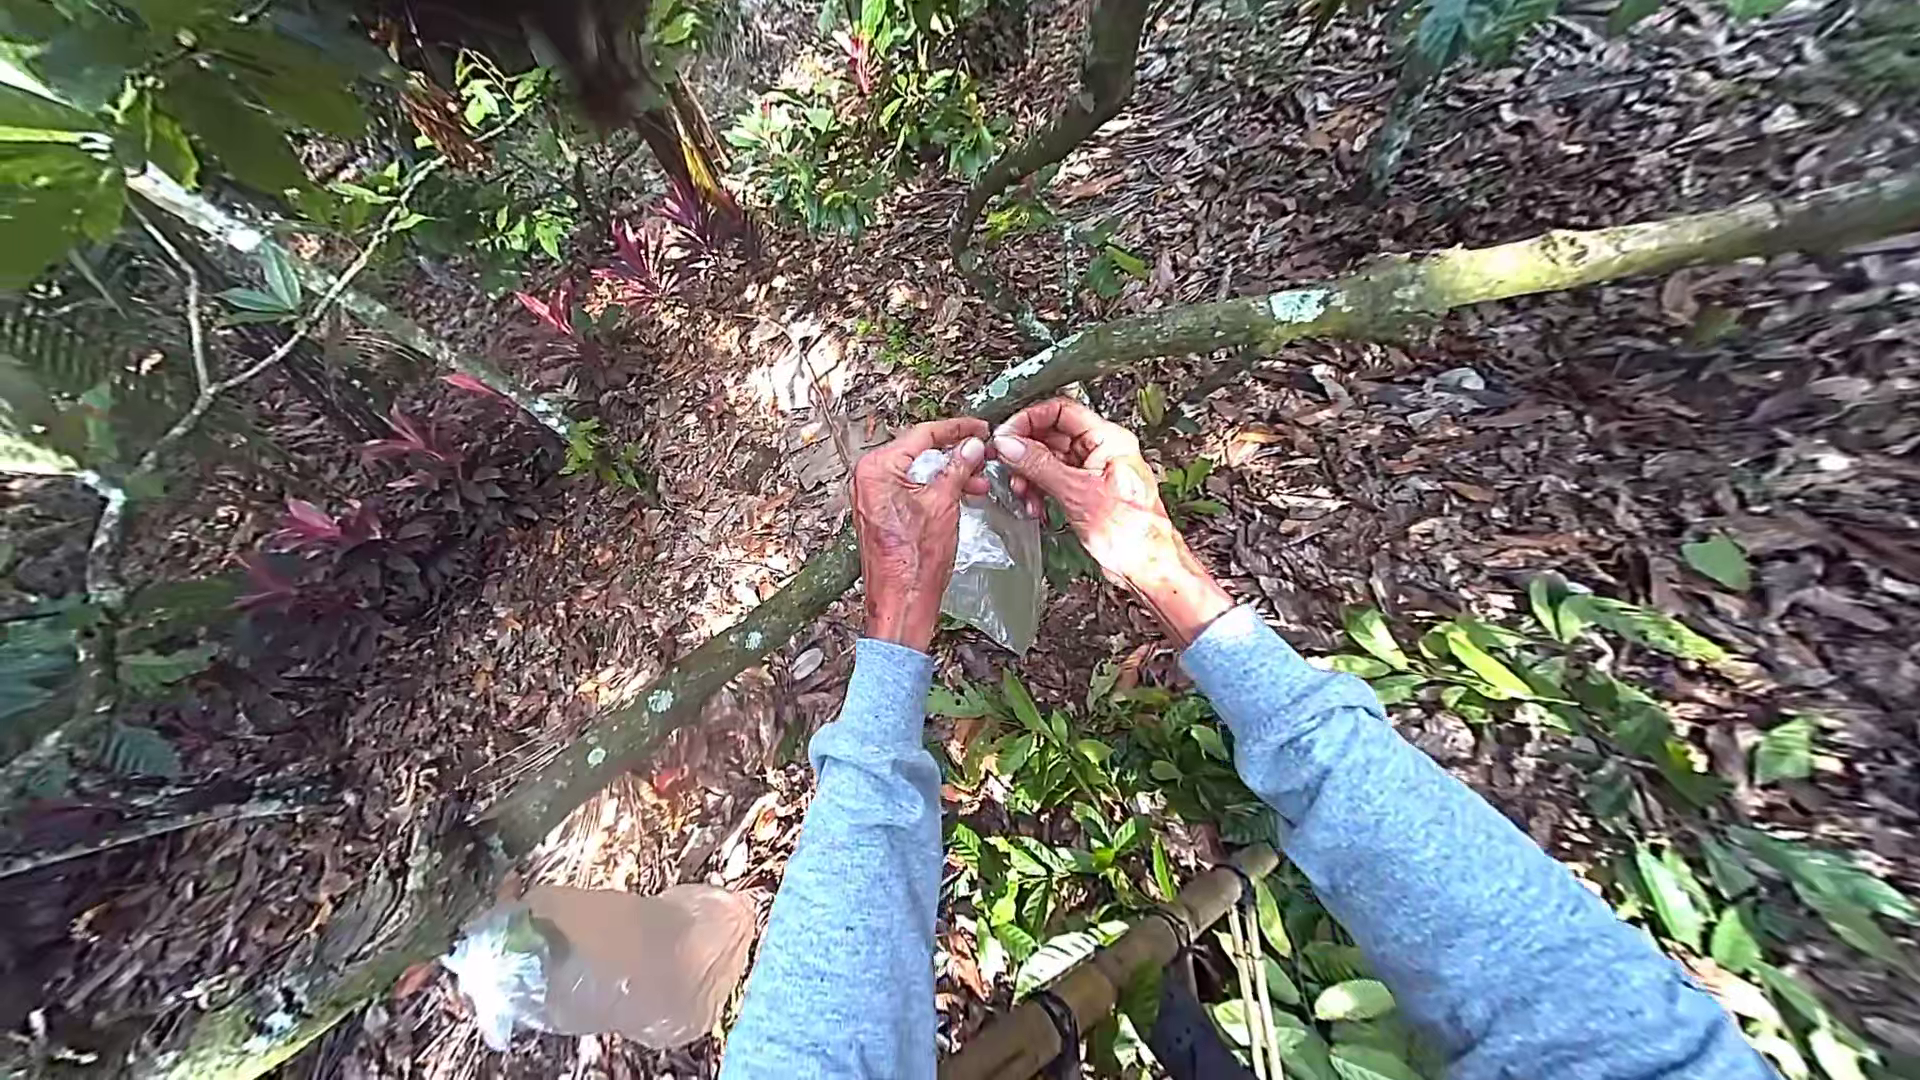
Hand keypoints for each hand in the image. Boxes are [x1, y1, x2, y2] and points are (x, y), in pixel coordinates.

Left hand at [852, 418, 990, 651]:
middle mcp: (869, 479)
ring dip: (949, 475)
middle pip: (920, 453)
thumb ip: (957, 467)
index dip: (957, 430)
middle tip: (981, 456)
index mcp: (877, 469)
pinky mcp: (882, 513)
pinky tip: (959, 495)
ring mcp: (873, 497)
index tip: (977, 429)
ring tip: (977, 482)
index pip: (922, 435)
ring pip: (919, 473)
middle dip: (955, 456)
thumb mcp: (943, 504)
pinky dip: (936, 490)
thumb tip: (970, 447)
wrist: (902, 601)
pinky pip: (912, 490)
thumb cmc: (913, 563)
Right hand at [991, 399, 1231, 645]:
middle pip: (1051, 435)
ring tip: (1022, 491)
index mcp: (1108, 440)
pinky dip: (1038, 491)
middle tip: (1006, 465)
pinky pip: (1052, 481)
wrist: (1146, 566)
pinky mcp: (1084, 493)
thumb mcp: (1077, 492)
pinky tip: (1034, 505)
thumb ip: (1040, 465)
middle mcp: (1100, 452)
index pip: (1060, 411)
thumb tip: (1010, 444)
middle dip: (1025, 452)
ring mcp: (1091, 473)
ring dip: (1028, 475)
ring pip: (1048, 460)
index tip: (1006, 436)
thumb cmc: (1132, 532)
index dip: (1029, 420)